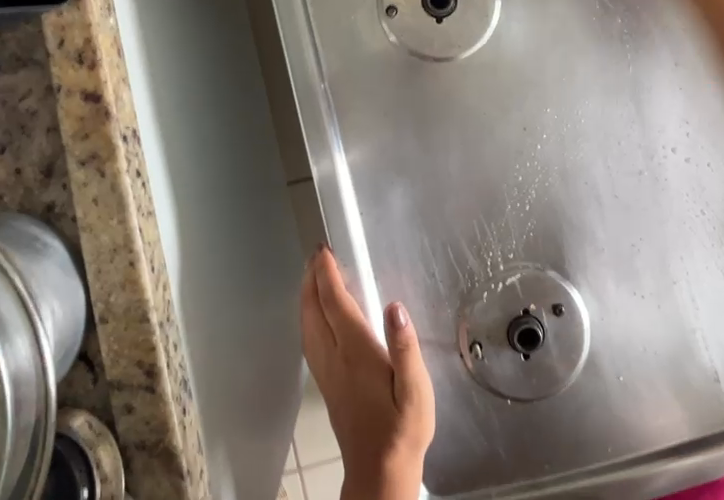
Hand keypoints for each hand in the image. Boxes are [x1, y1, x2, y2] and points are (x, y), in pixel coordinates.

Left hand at [300, 247, 434, 499]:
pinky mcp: (327, 384)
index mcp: (355, 353)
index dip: (327, 275)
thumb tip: (394, 306)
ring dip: (307, 297)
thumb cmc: (403, 430)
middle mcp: (334, 359)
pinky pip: (309, 339)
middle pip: (313, 311)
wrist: (379, 473)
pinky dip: (309, 317)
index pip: (335, 304)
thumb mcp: (416, 391)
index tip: (325, 250)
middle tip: (316, 255)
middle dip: (312, 279)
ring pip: (307, 325)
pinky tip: (316, 316)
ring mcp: (326, 373)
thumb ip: (405, 348)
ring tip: (313, 276)